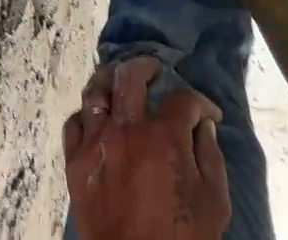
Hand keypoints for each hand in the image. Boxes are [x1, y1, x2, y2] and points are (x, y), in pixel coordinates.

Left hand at [64, 56, 231, 239]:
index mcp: (164, 136)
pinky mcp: (75, 163)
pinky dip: (86, 114)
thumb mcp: (214, 202)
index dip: (201, 103)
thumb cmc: (181, 238)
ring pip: (95, 91)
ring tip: (120, 79)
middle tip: (155, 70)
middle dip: (146, 65)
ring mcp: (96, 143)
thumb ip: (211, 157)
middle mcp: (126, 129)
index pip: (183, 99)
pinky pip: (74, 123)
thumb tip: (205, 127)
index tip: (209, 114)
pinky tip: (97, 117)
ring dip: (110, 80)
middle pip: (130, 76)